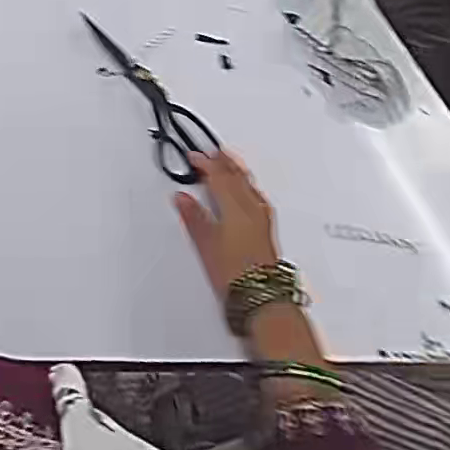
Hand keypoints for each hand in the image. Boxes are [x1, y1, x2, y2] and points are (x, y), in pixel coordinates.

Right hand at [173, 151, 279, 303]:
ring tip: (228, 162)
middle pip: (237, 176)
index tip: (194, 156)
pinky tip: (246, 190)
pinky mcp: (267, 229)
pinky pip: (256, 196)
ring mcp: (262, 218)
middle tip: (212, 150)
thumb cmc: (236, 275)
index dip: (205, 163)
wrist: (263, 299)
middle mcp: (252, 208)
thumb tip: (183, 198)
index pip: (218, 176)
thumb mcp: (205, 245)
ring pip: (248, 184)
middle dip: (223, 161)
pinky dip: (247, 185)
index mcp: (235, 207)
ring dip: (236, 170)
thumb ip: (193, 217)